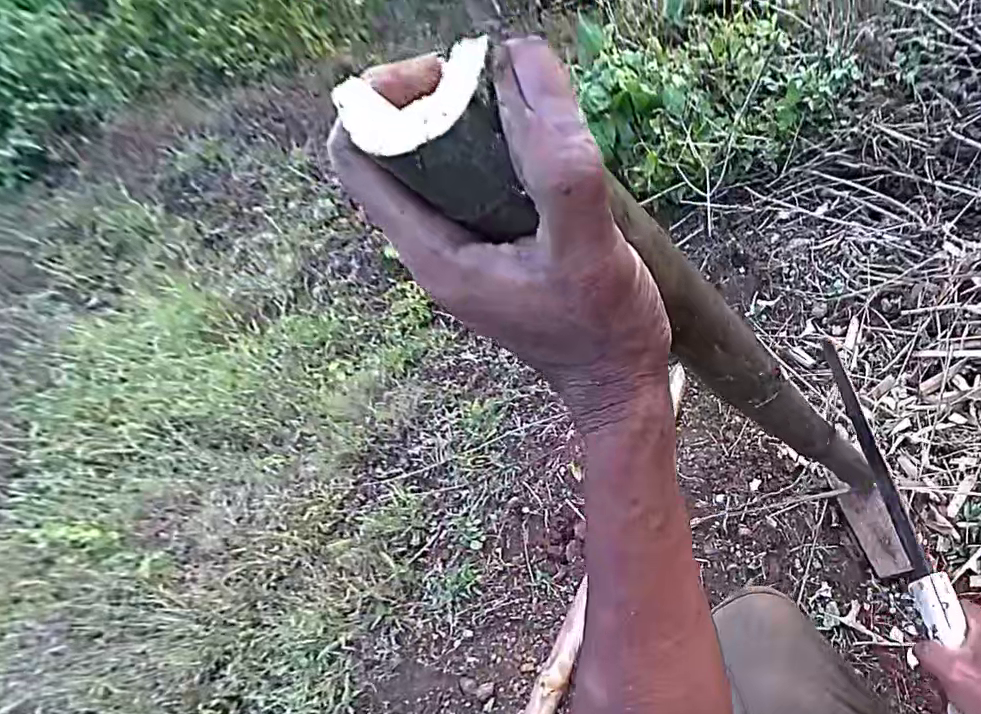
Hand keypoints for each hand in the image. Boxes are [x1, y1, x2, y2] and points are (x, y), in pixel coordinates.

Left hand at [328, 37, 669, 431]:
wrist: (622, 385)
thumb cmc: (608, 332)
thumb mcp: (589, 249)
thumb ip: (558, 164)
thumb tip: (525, 61)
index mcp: (435, 256)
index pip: (358, 151)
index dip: (389, 96)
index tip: (456, 85)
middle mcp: (438, 257)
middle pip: (397, 152)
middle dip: (439, 107)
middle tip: (501, 99)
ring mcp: (467, 262)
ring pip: (440, 171)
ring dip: (476, 132)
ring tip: (531, 128)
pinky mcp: (497, 263)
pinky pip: (476, 194)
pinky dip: (501, 163)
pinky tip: (546, 167)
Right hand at [914, 601, 980, 713]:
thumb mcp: (952, 673)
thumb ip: (929, 653)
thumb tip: (920, 647)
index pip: (951, 605)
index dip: (932, 621)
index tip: (924, 634)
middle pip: (954, 632)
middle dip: (942, 652)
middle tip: (941, 668)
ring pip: (962, 653)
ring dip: (952, 669)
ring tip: (955, 685)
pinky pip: (973, 668)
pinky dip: (965, 680)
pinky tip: (966, 695)